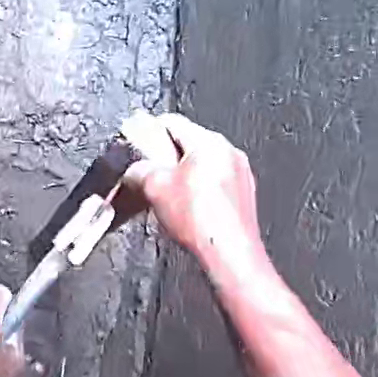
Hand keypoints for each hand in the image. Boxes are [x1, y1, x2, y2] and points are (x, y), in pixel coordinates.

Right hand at [119, 112, 267, 277]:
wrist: (230, 254)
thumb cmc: (201, 221)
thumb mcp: (154, 188)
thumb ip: (139, 170)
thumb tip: (134, 170)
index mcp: (209, 141)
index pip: (173, 122)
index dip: (150, 131)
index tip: (139, 142)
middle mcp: (228, 151)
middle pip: (189, 143)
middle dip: (167, 157)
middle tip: (151, 175)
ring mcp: (239, 172)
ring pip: (203, 163)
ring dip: (184, 174)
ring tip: (169, 196)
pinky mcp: (243, 193)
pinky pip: (216, 181)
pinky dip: (201, 189)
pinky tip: (190, 209)